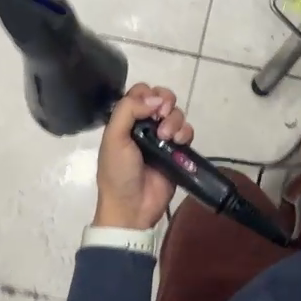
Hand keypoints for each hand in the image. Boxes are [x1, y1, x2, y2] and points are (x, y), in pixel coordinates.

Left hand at [93, 83, 192, 230]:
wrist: (132, 207)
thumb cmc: (118, 172)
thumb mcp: (114, 138)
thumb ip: (128, 111)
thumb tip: (155, 98)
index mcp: (126, 120)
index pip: (141, 92)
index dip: (148, 93)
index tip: (150, 105)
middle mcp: (145, 125)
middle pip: (162, 98)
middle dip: (166, 102)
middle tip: (161, 115)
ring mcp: (162, 138)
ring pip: (176, 113)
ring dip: (175, 119)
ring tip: (168, 136)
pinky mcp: (177, 151)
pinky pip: (187, 132)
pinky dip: (185, 132)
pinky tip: (178, 142)